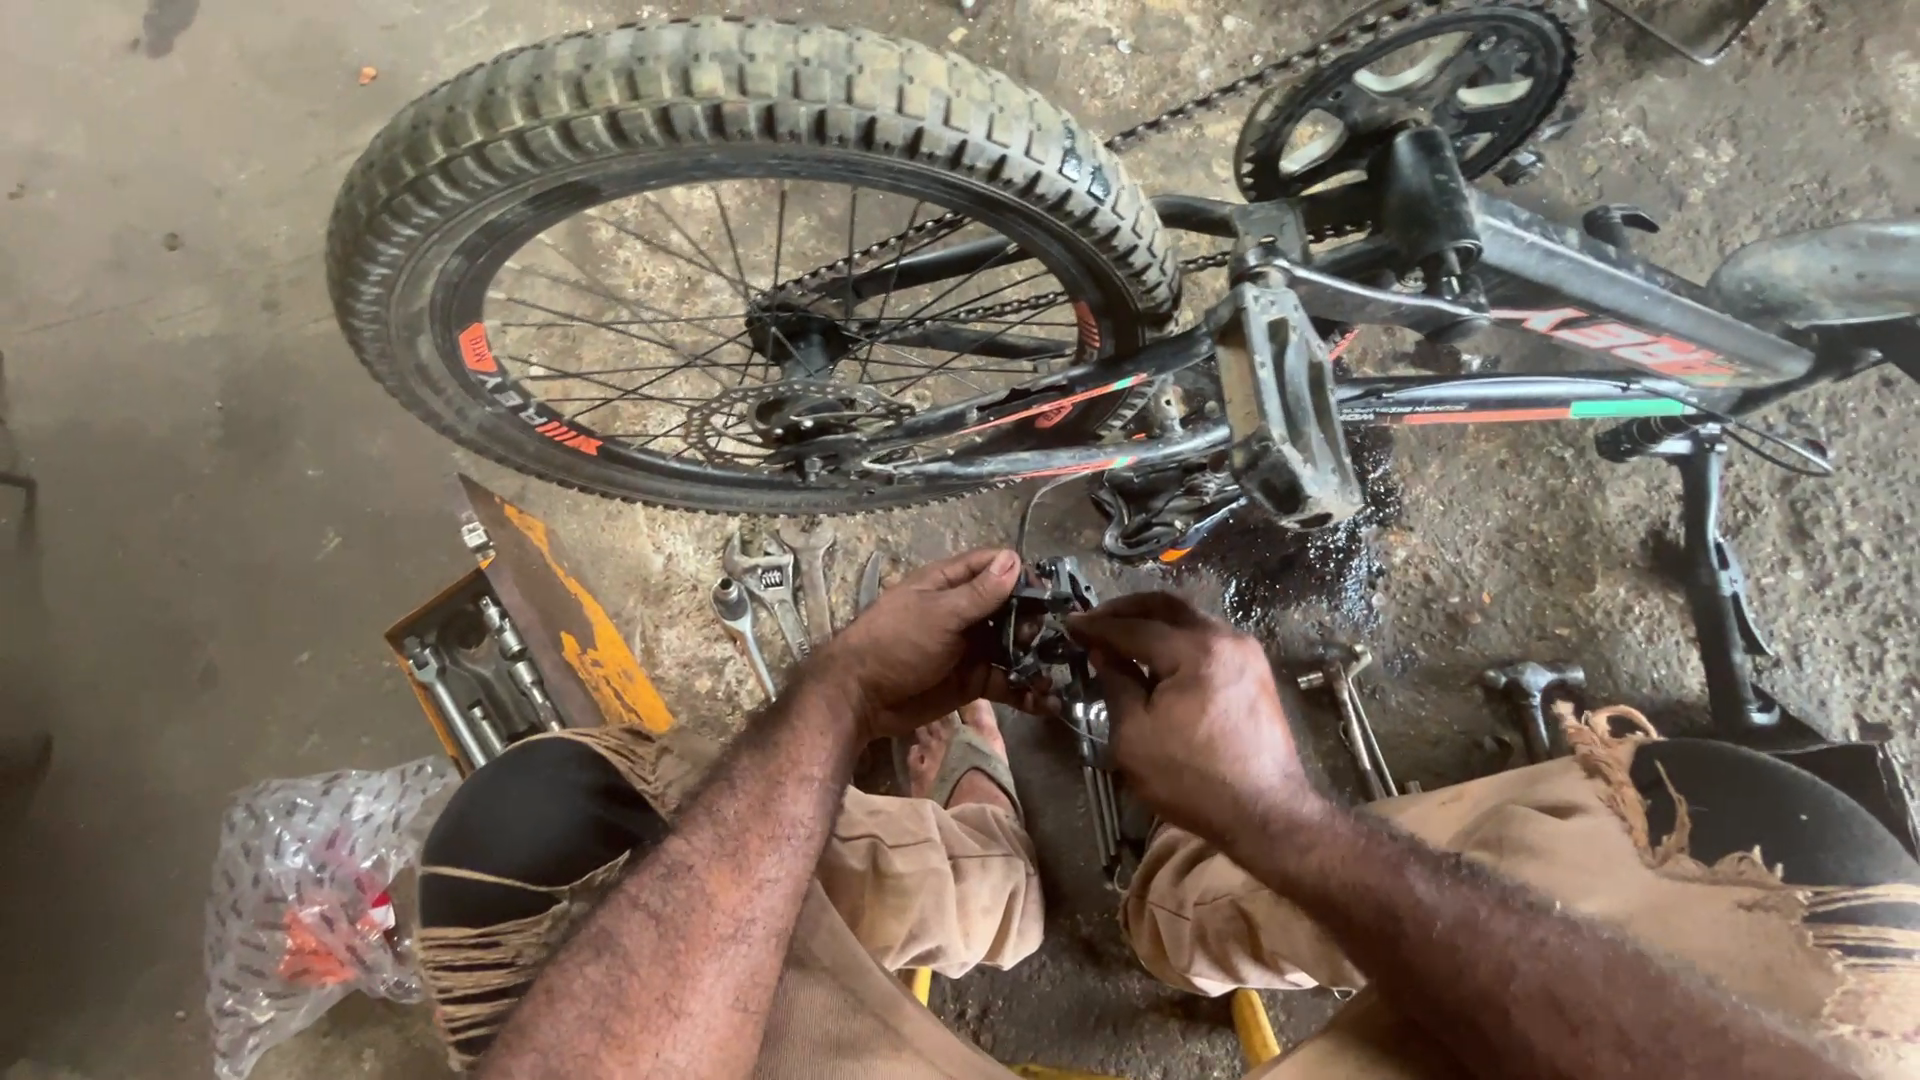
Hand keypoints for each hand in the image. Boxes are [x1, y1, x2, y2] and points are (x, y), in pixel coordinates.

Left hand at [808, 548, 1028, 740]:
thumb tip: (1015, 560)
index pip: (993, 566)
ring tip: (1051, 676)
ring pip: (1012, 647)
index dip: (1020, 576)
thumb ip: (979, 594)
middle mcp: (964, 612)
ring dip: (1034, 659)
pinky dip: (1026, 690)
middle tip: (1037, 640)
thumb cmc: (894, 643)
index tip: (1044, 595)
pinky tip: (1046, 701)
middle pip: (1010, 608)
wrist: (860, 698)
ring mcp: (969, 647)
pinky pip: (1005, 681)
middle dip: (1032, 622)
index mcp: (950, 584)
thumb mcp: (938, 614)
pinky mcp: (972, 680)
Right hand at [1068, 593, 1325, 844]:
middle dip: (1125, 609)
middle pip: (1166, 606)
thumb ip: (1116, 684)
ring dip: (1152, 621)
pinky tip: (1155, 656)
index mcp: (1195, 650)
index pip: (1134, 627)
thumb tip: (1102, 653)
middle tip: (1094, 620)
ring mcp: (1245, 652)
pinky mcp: (1253, 670)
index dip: (1097, 626)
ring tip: (1120, 636)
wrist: (1265, 814)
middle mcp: (1224, 638)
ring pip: (1189, 618)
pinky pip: (1206, 637)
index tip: (1069, 625)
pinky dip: (1175, 637)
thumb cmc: (1192, 779)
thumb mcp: (1134, 736)